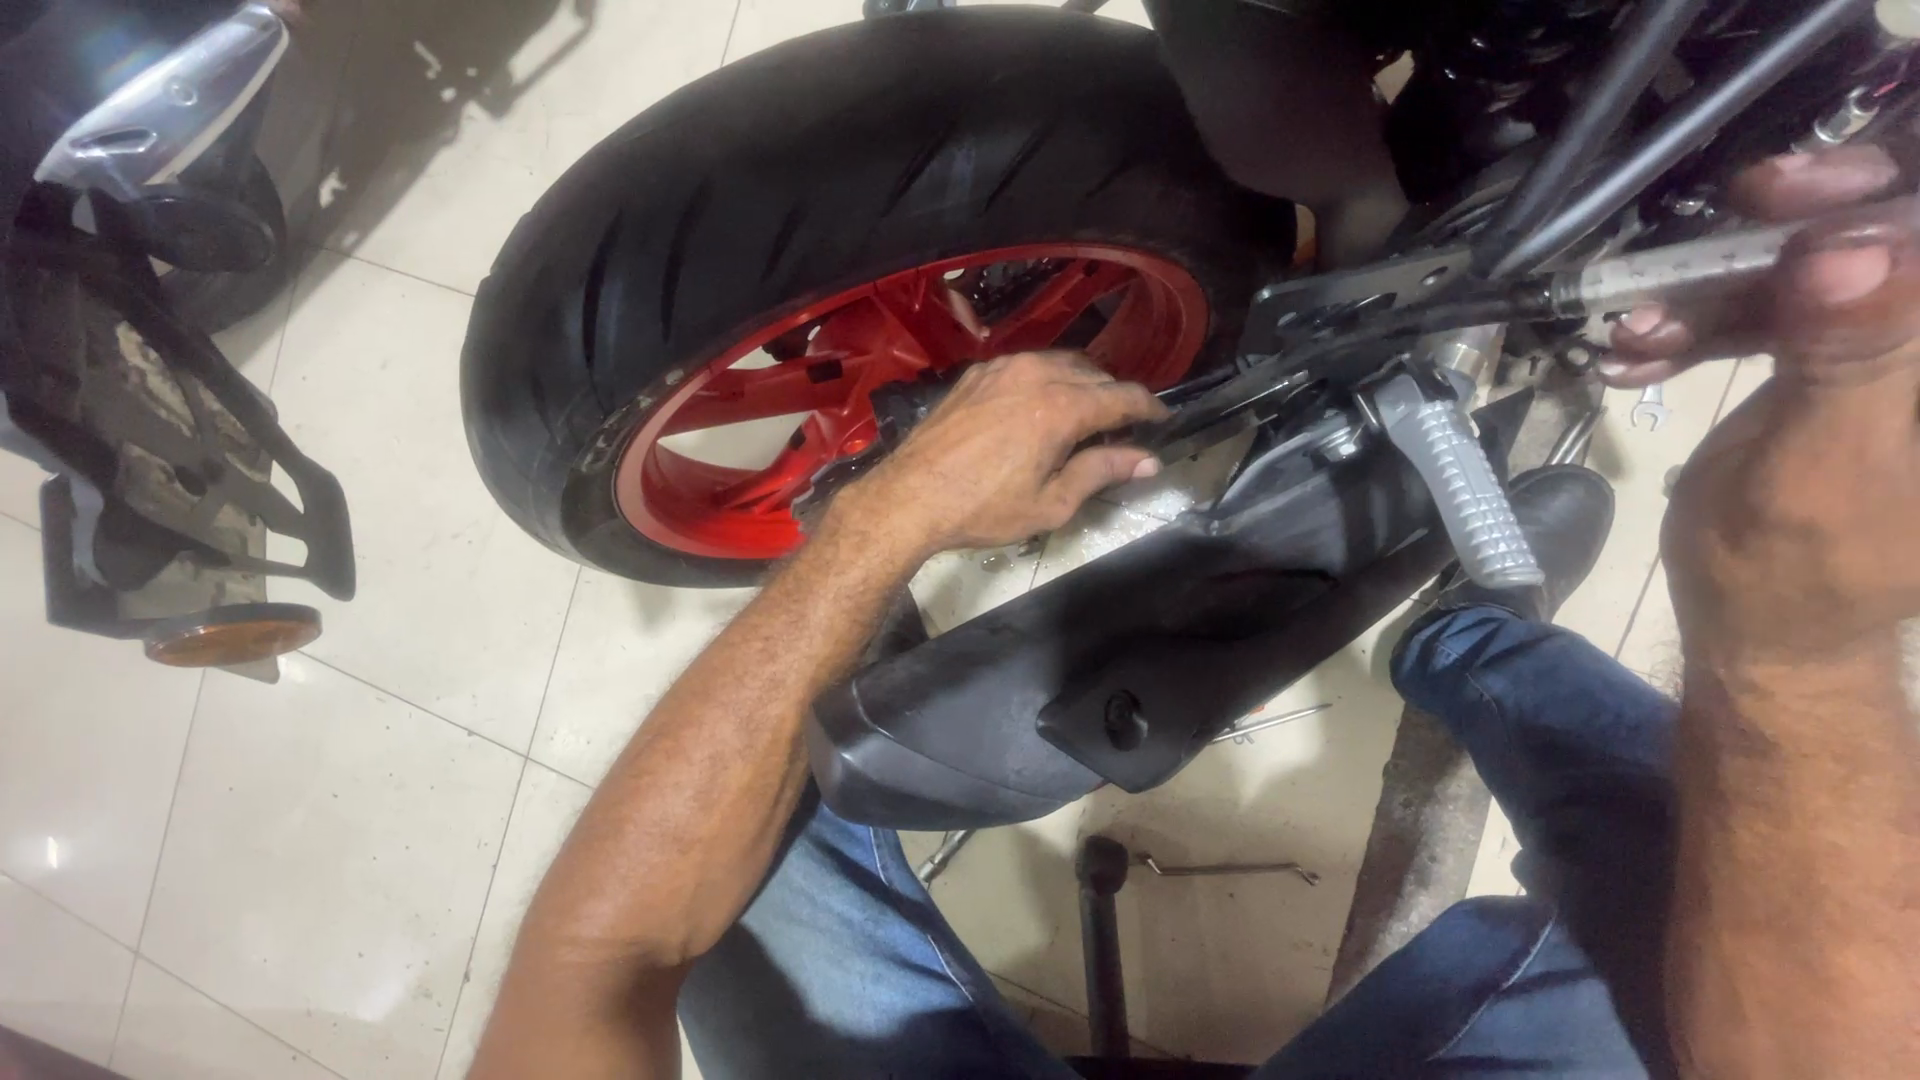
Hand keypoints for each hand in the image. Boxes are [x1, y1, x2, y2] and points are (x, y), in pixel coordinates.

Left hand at [833, 350, 1169, 557]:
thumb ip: (1101, 472)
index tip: (1162, 420)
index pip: (1123, 396)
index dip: (1149, 408)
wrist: (909, 498)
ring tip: (1083, 415)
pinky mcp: (975, 375)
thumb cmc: (983, 510)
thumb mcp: (1051, 503)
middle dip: (1114, 397)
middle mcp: (1034, 375)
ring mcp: (1001, 369)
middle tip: (1121, 428)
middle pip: (1094, 375)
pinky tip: (1039, 406)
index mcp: (1060, 407)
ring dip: (1081, 384)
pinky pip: (1025, 366)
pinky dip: (1045, 380)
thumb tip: (1147, 460)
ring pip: (1059, 364)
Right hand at [1613, 149, 1919, 664]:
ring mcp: (1892, 349)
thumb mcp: (1822, 467)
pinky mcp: (1829, 363)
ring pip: (1816, 270)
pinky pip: (1768, 316)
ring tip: (1631, 335)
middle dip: (1797, 223)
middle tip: (1721, 224)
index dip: (1887, 195)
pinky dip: (1694, 329)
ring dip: (1712, 293)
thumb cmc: (1800, 565)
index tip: (1788, 191)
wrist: (1762, 623)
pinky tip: (1635, 357)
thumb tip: (1850, 248)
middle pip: (1891, 236)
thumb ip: (1851, 359)